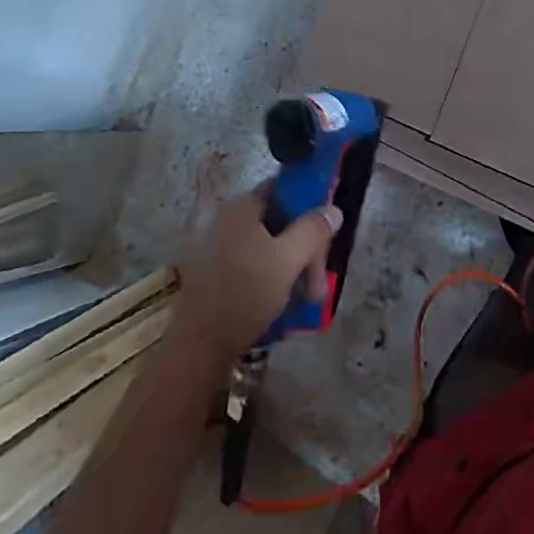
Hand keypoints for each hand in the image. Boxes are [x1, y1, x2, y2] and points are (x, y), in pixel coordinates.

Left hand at [172, 185, 342, 364]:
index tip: (327, 227)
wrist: (200, 346)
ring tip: (309, 296)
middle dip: (306, 247)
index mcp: (241, 208)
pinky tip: (288, 299)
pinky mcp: (219, 272)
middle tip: (319, 279)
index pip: (282, 187)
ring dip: (295, 266)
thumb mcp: (288, 260)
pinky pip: (257, 262)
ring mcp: (221, 247)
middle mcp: (229, 221)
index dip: (309, 201)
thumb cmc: (245, 294)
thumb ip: (313, 231)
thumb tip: (333, 210)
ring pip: (271, 245)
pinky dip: (276, 276)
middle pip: (280, 220)